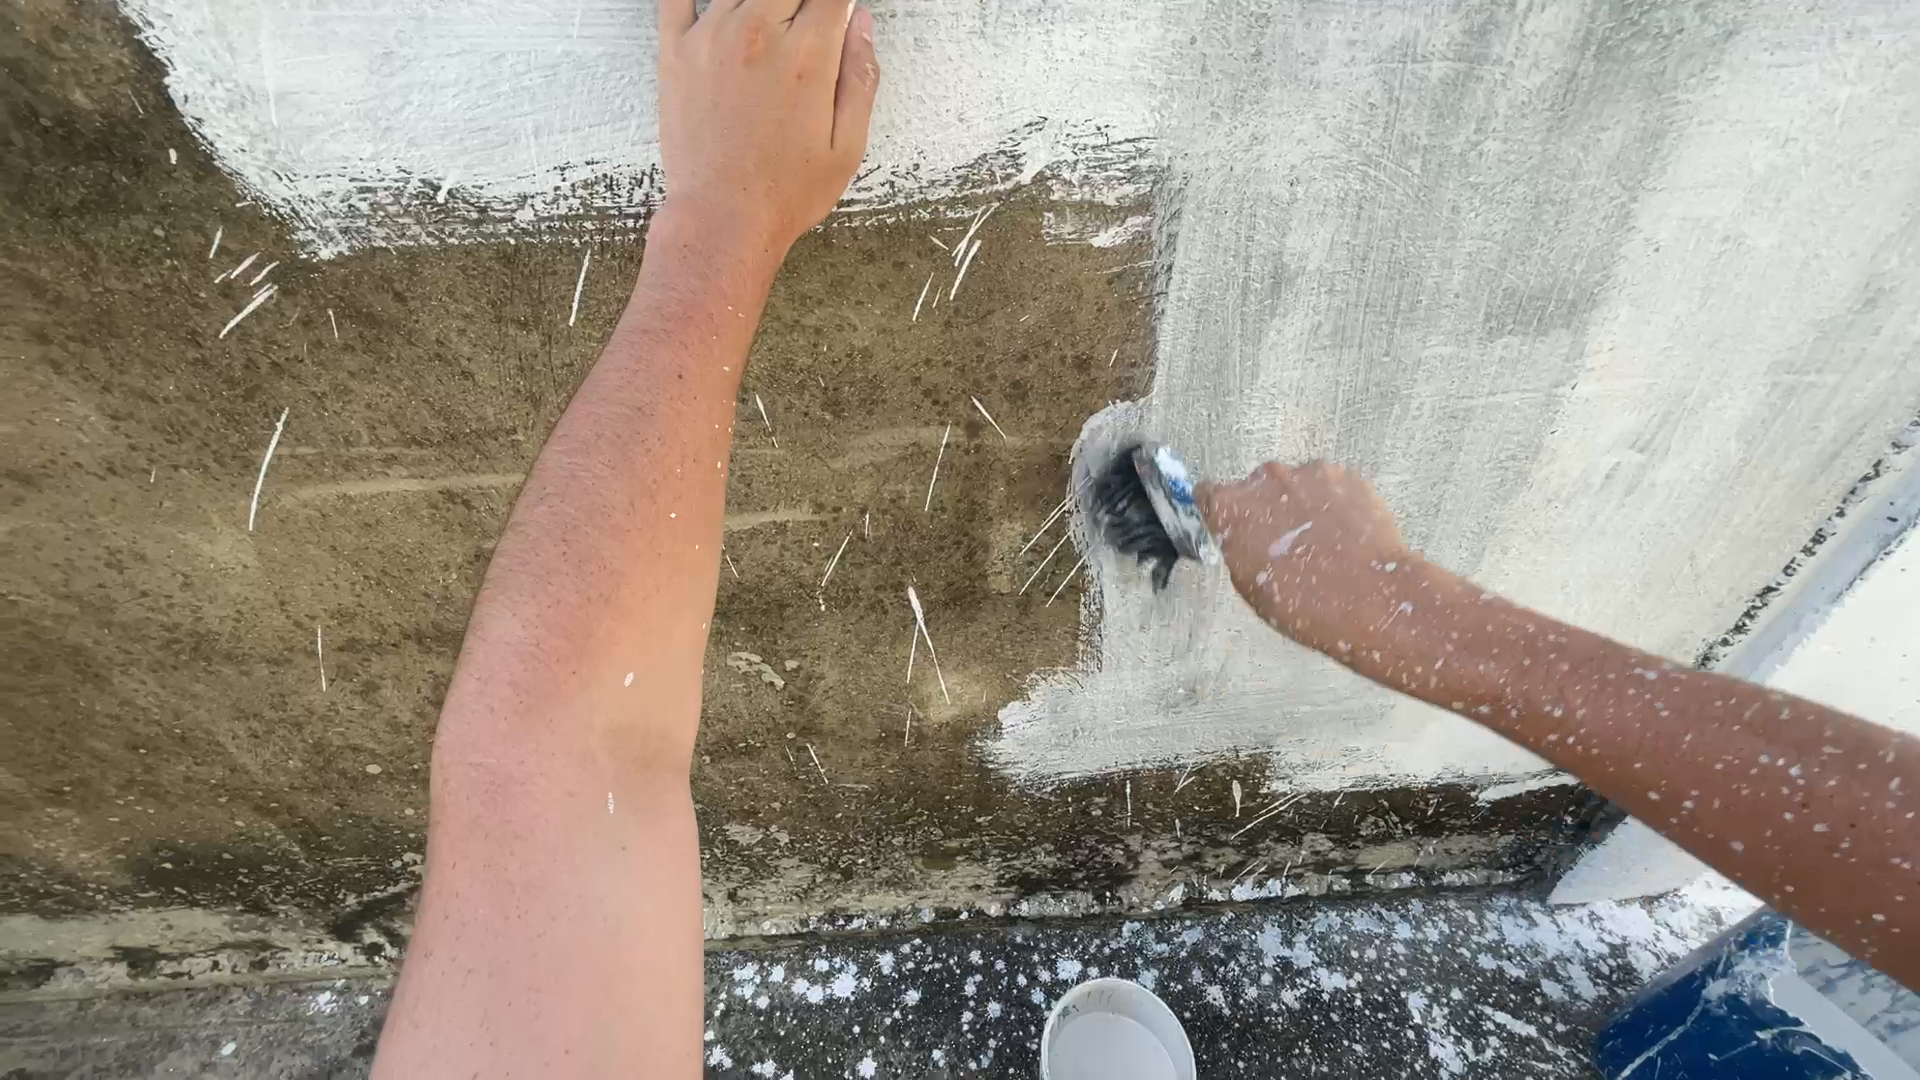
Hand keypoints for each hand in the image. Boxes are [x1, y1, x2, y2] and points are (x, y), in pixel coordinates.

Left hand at [656, 0, 879, 255]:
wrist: (724, 219)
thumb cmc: (786, 193)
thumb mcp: (846, 149)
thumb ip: (860, 79)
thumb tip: (862, 23)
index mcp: (808, 57)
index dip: (839, 6)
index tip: (838, 17)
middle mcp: (759, 33)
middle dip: (804, 7)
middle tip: (805, 39)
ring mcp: (712, 36)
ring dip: (762, 6)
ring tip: (771, 38)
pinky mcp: (676, 51)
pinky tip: (718, 14)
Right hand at [1197, 462, 1410, 653]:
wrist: (1367, 596)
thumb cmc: (1301, 600)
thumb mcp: (1246, 582)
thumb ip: (1237, 545)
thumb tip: (1244, 537)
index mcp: (1229, 506)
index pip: (1208, 494)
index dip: (1220, 511)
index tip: (1231, 524)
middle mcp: (1264, 479)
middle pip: (1255, 486)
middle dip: (1265, 507)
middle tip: (1283, 542)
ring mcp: (1308, 473)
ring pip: (1295, 484)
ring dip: (1301, 503)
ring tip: (1321, 540)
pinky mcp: (1346, 476)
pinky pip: (1330, 485)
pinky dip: (1334, 503)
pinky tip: (1345, 534)